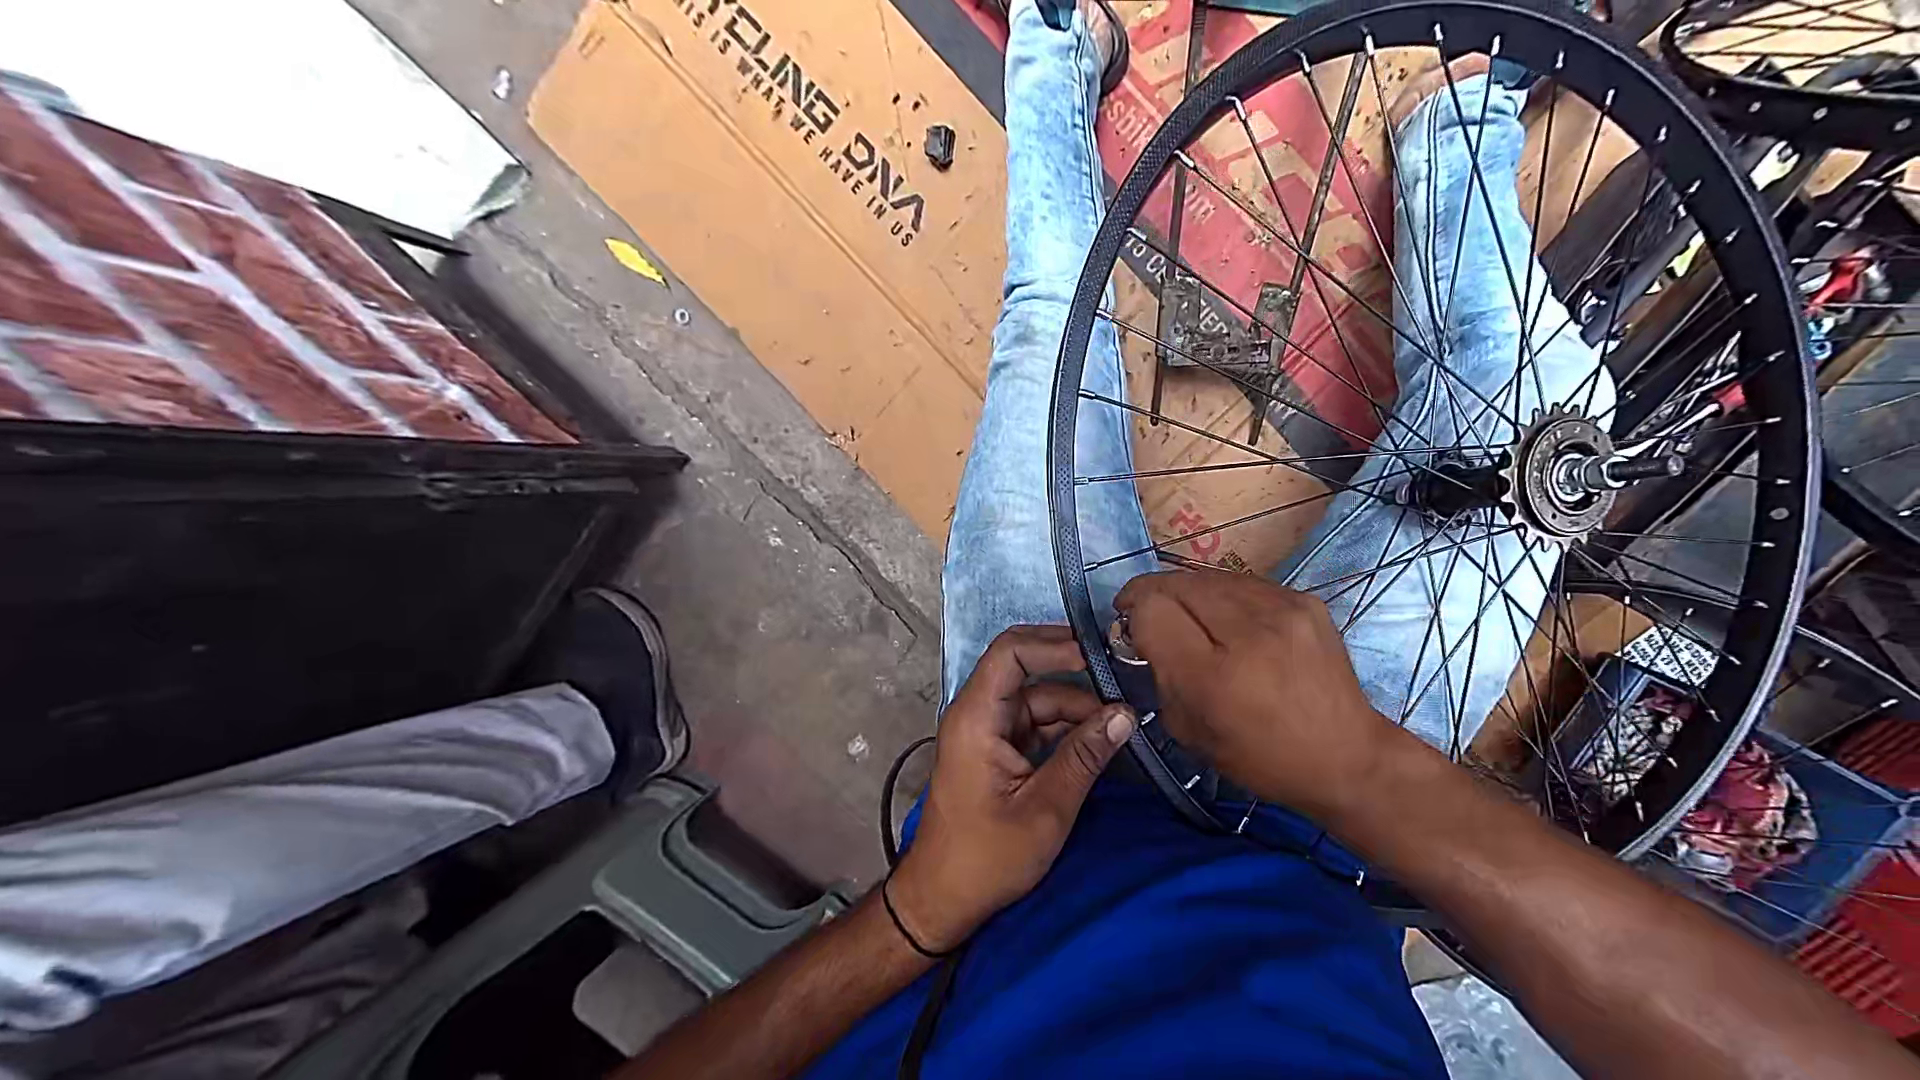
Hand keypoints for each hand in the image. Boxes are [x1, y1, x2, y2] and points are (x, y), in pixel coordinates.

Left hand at [887, 625, 1134, 952]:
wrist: (943, 898)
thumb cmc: (987, 857)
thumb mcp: (1045, 809)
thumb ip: (1084, 757)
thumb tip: (1125, 714)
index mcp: (976, 717)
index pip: (1010, 653)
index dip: (1054, 644)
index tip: (1099, 654)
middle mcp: (977, 713)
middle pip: (1024, 669)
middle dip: (1071, 669)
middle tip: (1120, 675)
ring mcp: (986, 731)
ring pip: (1036, 698)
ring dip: (1076, 705)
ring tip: (1122, 718)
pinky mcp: (997, 750)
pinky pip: (1035, 723)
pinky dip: (1066, 727)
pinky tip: (1100, 738)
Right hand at [1114, 571, 1402, 820]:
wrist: (1348, 755)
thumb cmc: (1259, 755)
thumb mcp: (1187, 729)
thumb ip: (1158, 673)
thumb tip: (1140, 630)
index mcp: (1214, 675)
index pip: (1152, 608)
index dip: (1134, 614)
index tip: (1132, 630)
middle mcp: (1249, 631)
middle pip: (1175, 583)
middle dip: (1152, 595)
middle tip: (1149, 616)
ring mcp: (1282, 609)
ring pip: (1206, 576)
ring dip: (1185, 592)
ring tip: (1188, 616)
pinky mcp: (1304, 599)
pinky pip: (1240, 582)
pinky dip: (1221, 595)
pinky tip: (1226, 618)